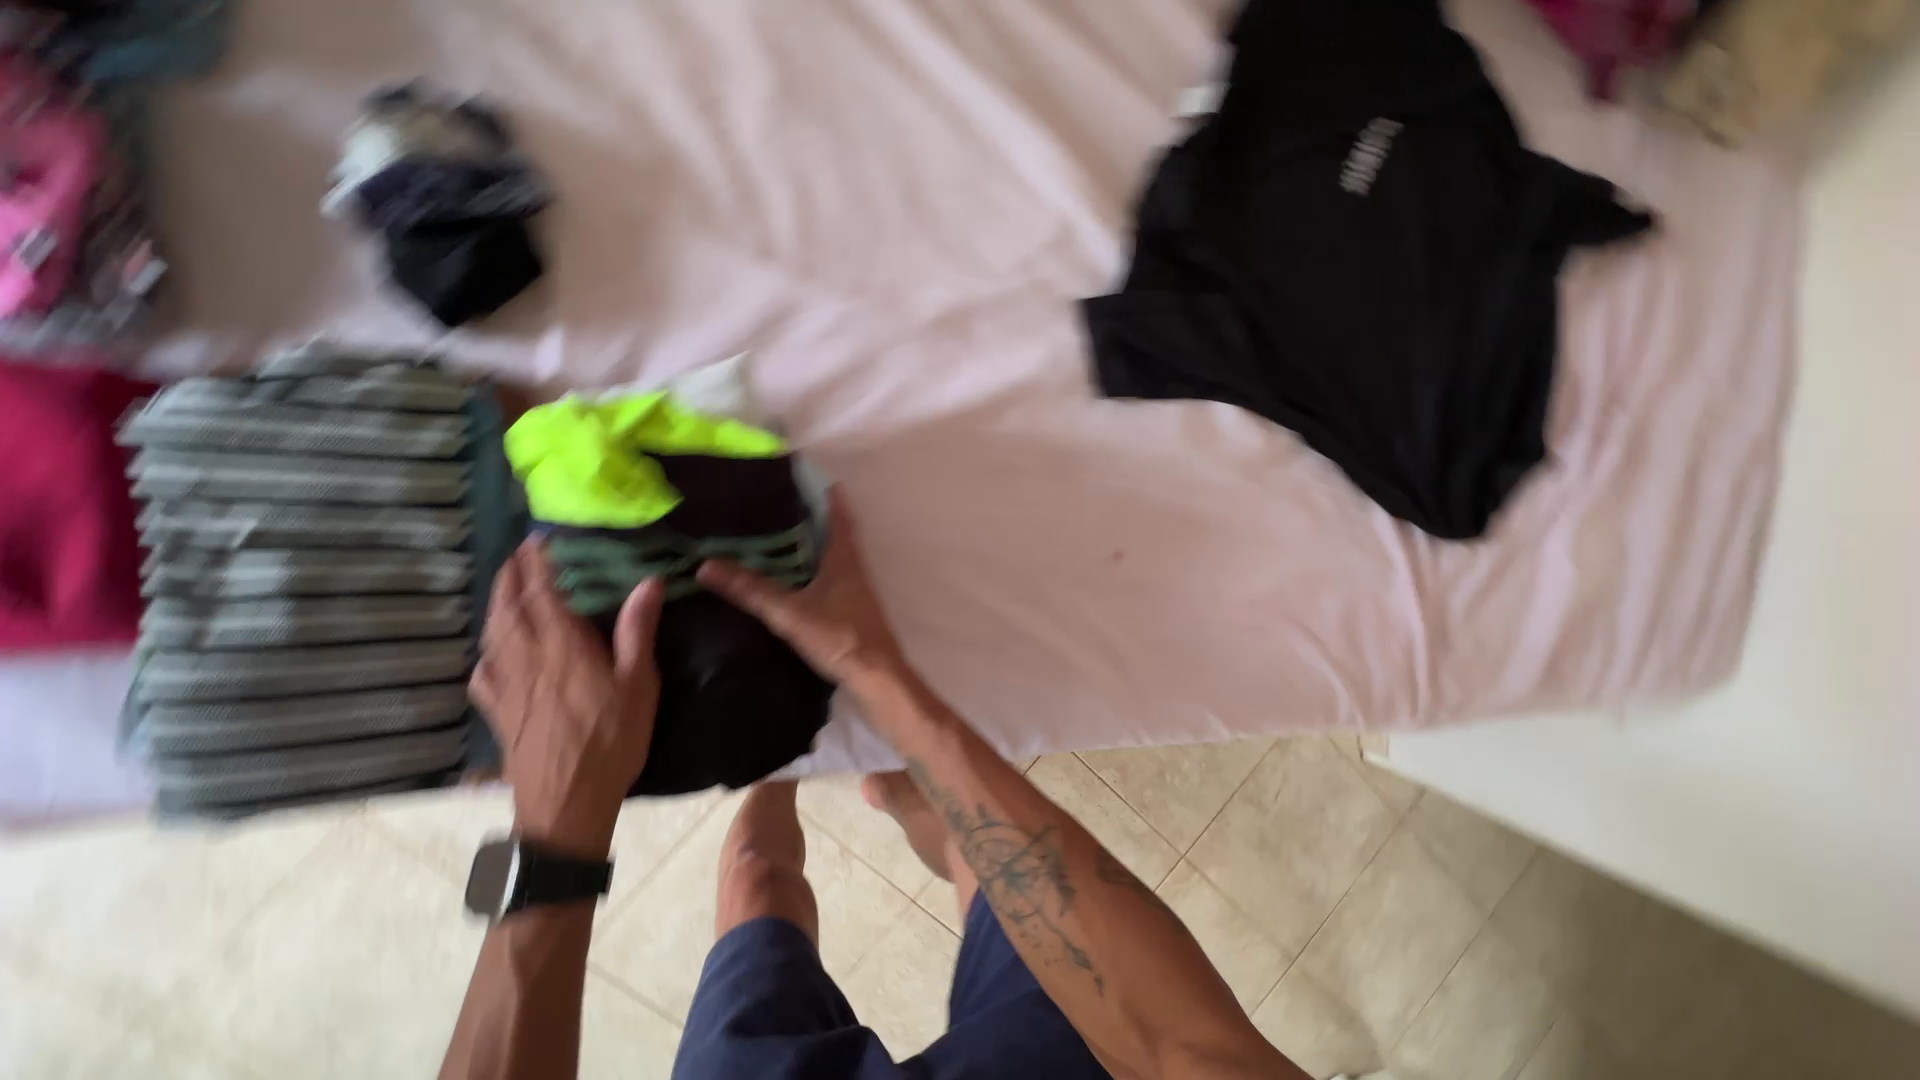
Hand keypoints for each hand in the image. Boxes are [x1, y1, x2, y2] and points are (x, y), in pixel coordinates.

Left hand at [471, 541, 664, 858]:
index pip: (544, 592)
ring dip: (496, 604)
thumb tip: (648, 581)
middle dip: (511, 575)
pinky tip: (491, 655)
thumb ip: (638, 631)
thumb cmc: (612, 742)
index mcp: (563, 647)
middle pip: (509, 607)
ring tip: (504, 589)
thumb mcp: (639, 685)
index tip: (539, 538)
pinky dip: (486, 653)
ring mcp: (507, 687)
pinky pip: (484, 673)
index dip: (539, 562)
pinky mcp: (499, 713)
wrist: (567, 804)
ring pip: (493, 634)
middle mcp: (527, 658)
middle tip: (517, 554)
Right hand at [696, 490, 911, 698]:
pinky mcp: (854, 615)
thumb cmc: (838, 637)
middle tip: (795, 505)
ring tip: (791, 539)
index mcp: (843, 561)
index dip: (832, 500)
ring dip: (818, 548)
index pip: (838, 520)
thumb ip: (751, 590)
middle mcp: (854, 571)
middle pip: (838, 537)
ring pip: (836, 561)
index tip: (823, 480)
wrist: (876, 677)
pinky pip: (834, 582)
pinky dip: (818, 574)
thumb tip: (707, 565)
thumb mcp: (789, 612)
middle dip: (820, 520)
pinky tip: (802, 583)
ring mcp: (857, 594)